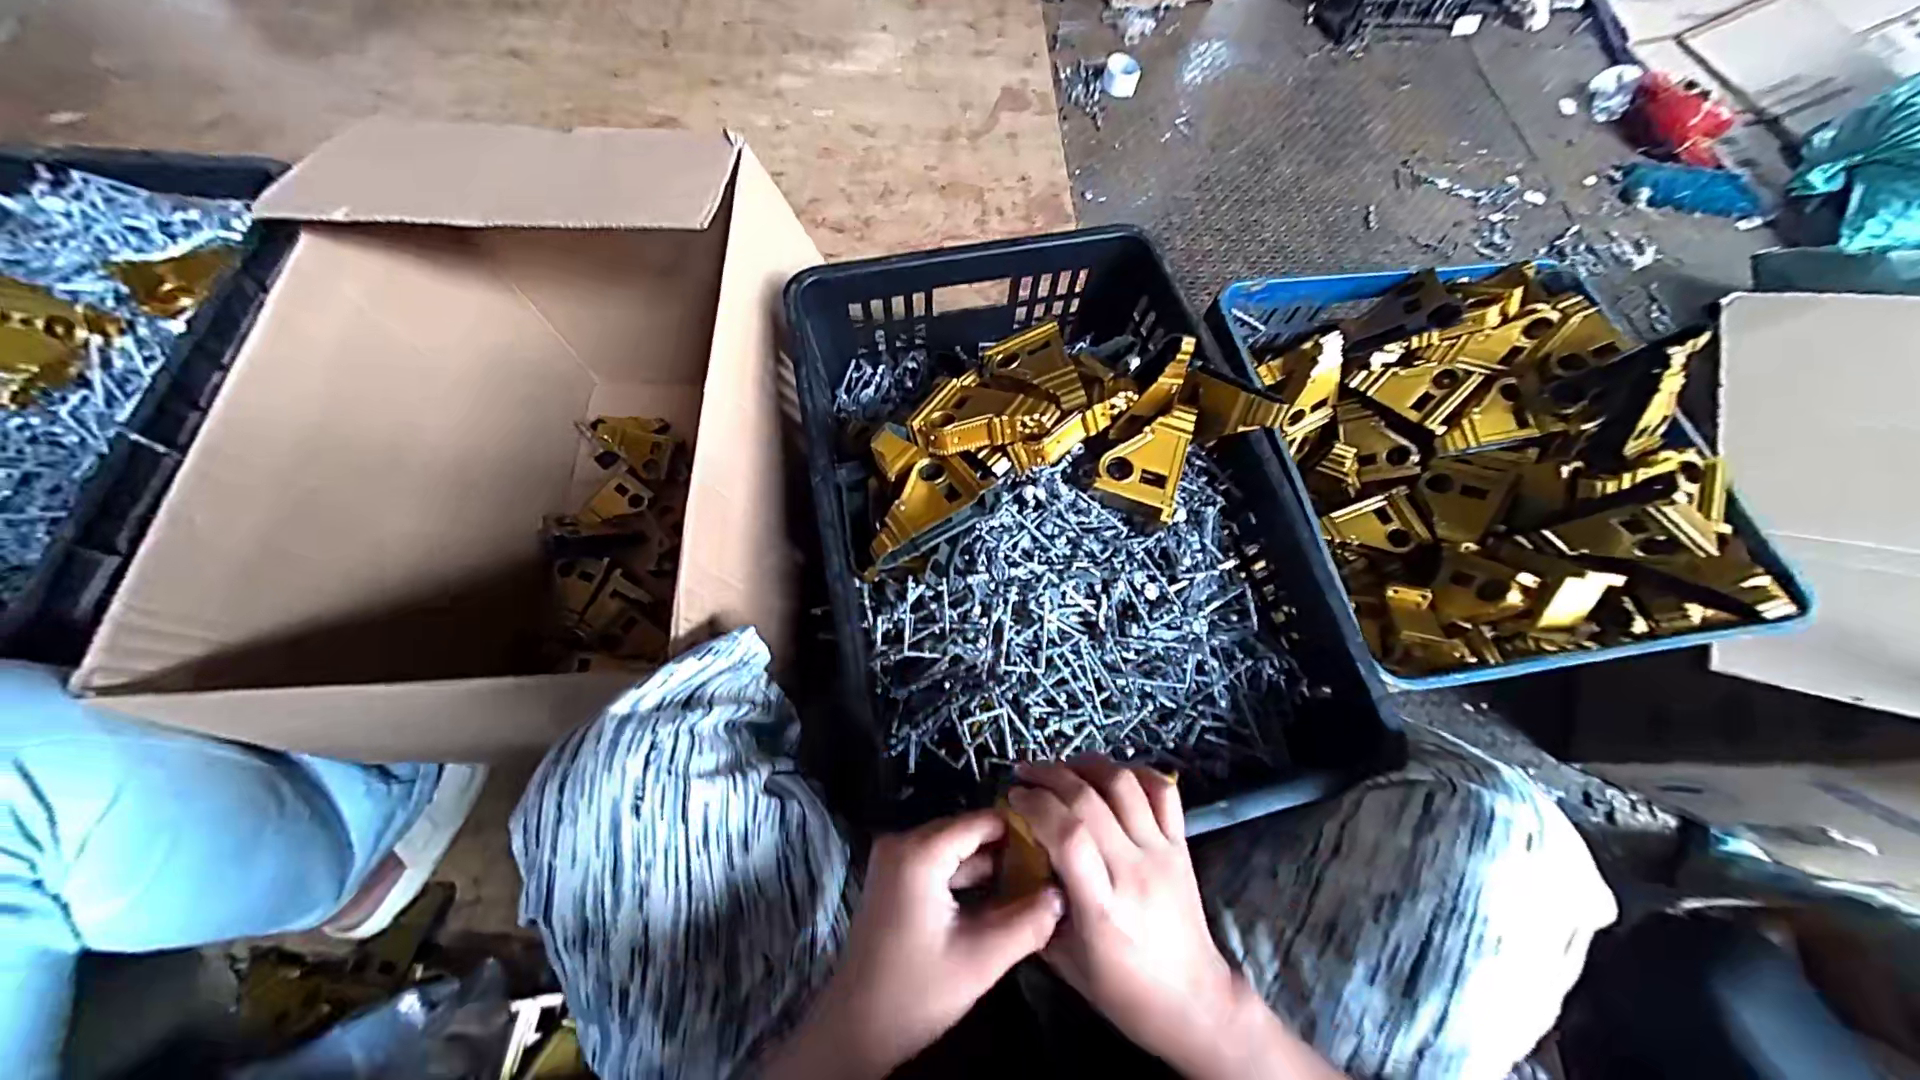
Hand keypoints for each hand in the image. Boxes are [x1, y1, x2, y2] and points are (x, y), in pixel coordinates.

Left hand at [762, 809, 1064, 1078]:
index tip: (1054, 849)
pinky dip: (966, 876)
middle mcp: (903, 842)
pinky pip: (938, 862)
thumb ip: (1027, 923)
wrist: (855, 1028)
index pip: (981, 822)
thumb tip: (1063, 894)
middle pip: (967, 831)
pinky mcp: (894, 876)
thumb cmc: (915, 993)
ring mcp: (894, 858)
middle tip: (1046, 869)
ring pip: (954, 848)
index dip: (1021, 832)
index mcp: (919, 852)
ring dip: (988, 865)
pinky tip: (998, 896)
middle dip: (1007, 850)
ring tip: (1031, 882)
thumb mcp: (980, 960)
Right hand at [1011, 759, 1344, 1079]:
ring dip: (1086, 765)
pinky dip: (1135, 771)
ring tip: (1062, 767)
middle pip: (1089, 800)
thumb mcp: (1063, 959)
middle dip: (1049, 776)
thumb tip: (1011, 856)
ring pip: (1124, 785)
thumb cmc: (1122, 990)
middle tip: (1025, 773)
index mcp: (1102, 907)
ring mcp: (1162, 853)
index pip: (1067, 835)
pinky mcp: (1182, 845)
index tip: (1013, 797)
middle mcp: (1134, 871)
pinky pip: (1163, 791)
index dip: (1036, 805)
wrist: (1194, 1002)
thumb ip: (1037, 905)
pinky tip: (1110, 774)